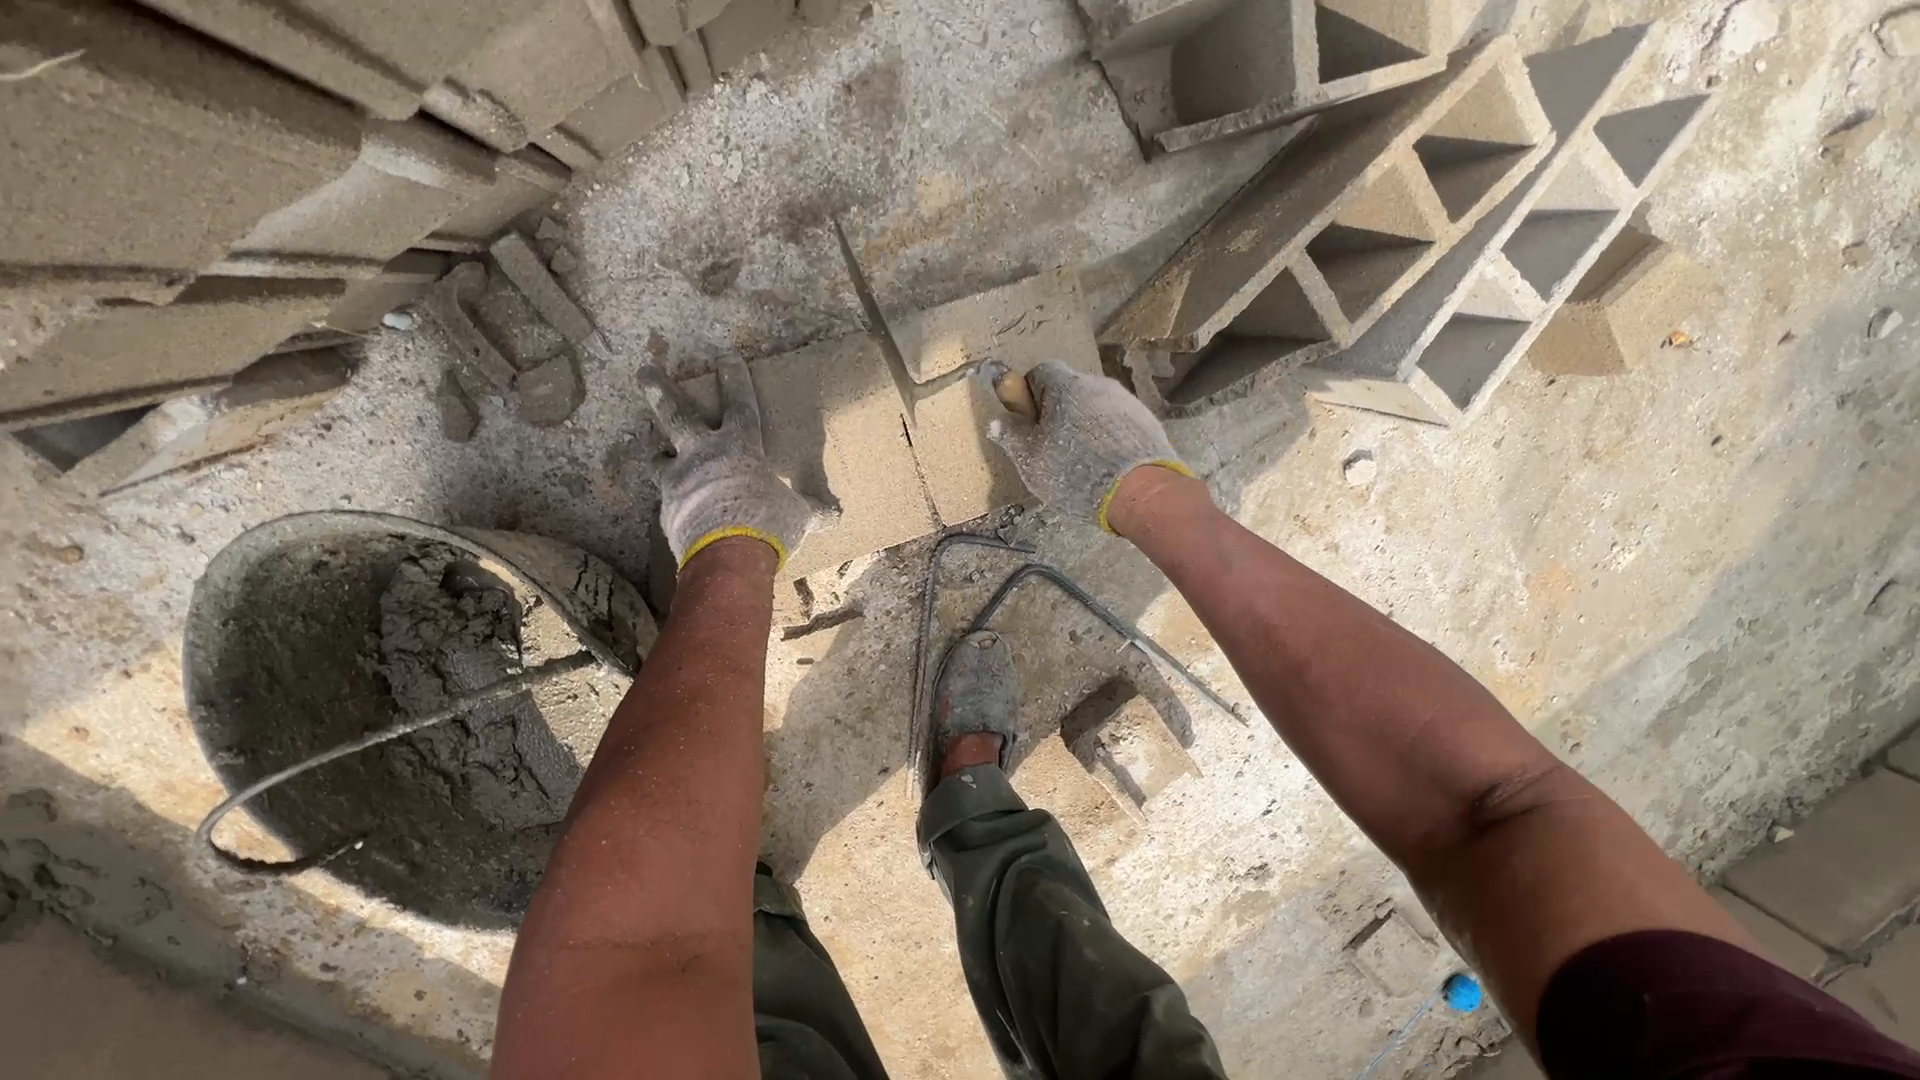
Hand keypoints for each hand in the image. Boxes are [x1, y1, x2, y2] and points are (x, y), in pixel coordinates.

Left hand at [637, 357, 813, 569]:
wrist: (728, 557)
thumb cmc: (769, 524)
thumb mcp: (800, 515)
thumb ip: (813, 510)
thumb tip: (836, 514)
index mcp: (740, 447)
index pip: (739, 404)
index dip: (734, 379)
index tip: (726, 357)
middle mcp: (703, 455)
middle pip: (677, 414)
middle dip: (660, 390)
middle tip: (644, 372)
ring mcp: (679, 481)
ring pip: (659, 458)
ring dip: (657, 454)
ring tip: (655, 452)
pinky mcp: (666, 510)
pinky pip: (666, 499)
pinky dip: (672, 500)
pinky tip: (676, 506)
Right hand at [982, 360, 1193, 532]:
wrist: (1141, 491)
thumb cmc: (1075, 472)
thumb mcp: (1030, 460)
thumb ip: (1012, 437)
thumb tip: (998, 422)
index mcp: (1066, 386)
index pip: (1040, 372)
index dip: (1029, 395)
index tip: (1028, 423)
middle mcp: (1098, 385)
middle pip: (1070, 391)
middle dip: (1058, 414)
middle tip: (1051, 449)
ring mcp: (1127, 402)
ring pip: (1095, 408)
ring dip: (1084, 427)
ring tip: (1082, 463)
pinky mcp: (1148, 423)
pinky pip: (1118, 425)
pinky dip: (1108, 440)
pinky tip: (1106, 468)